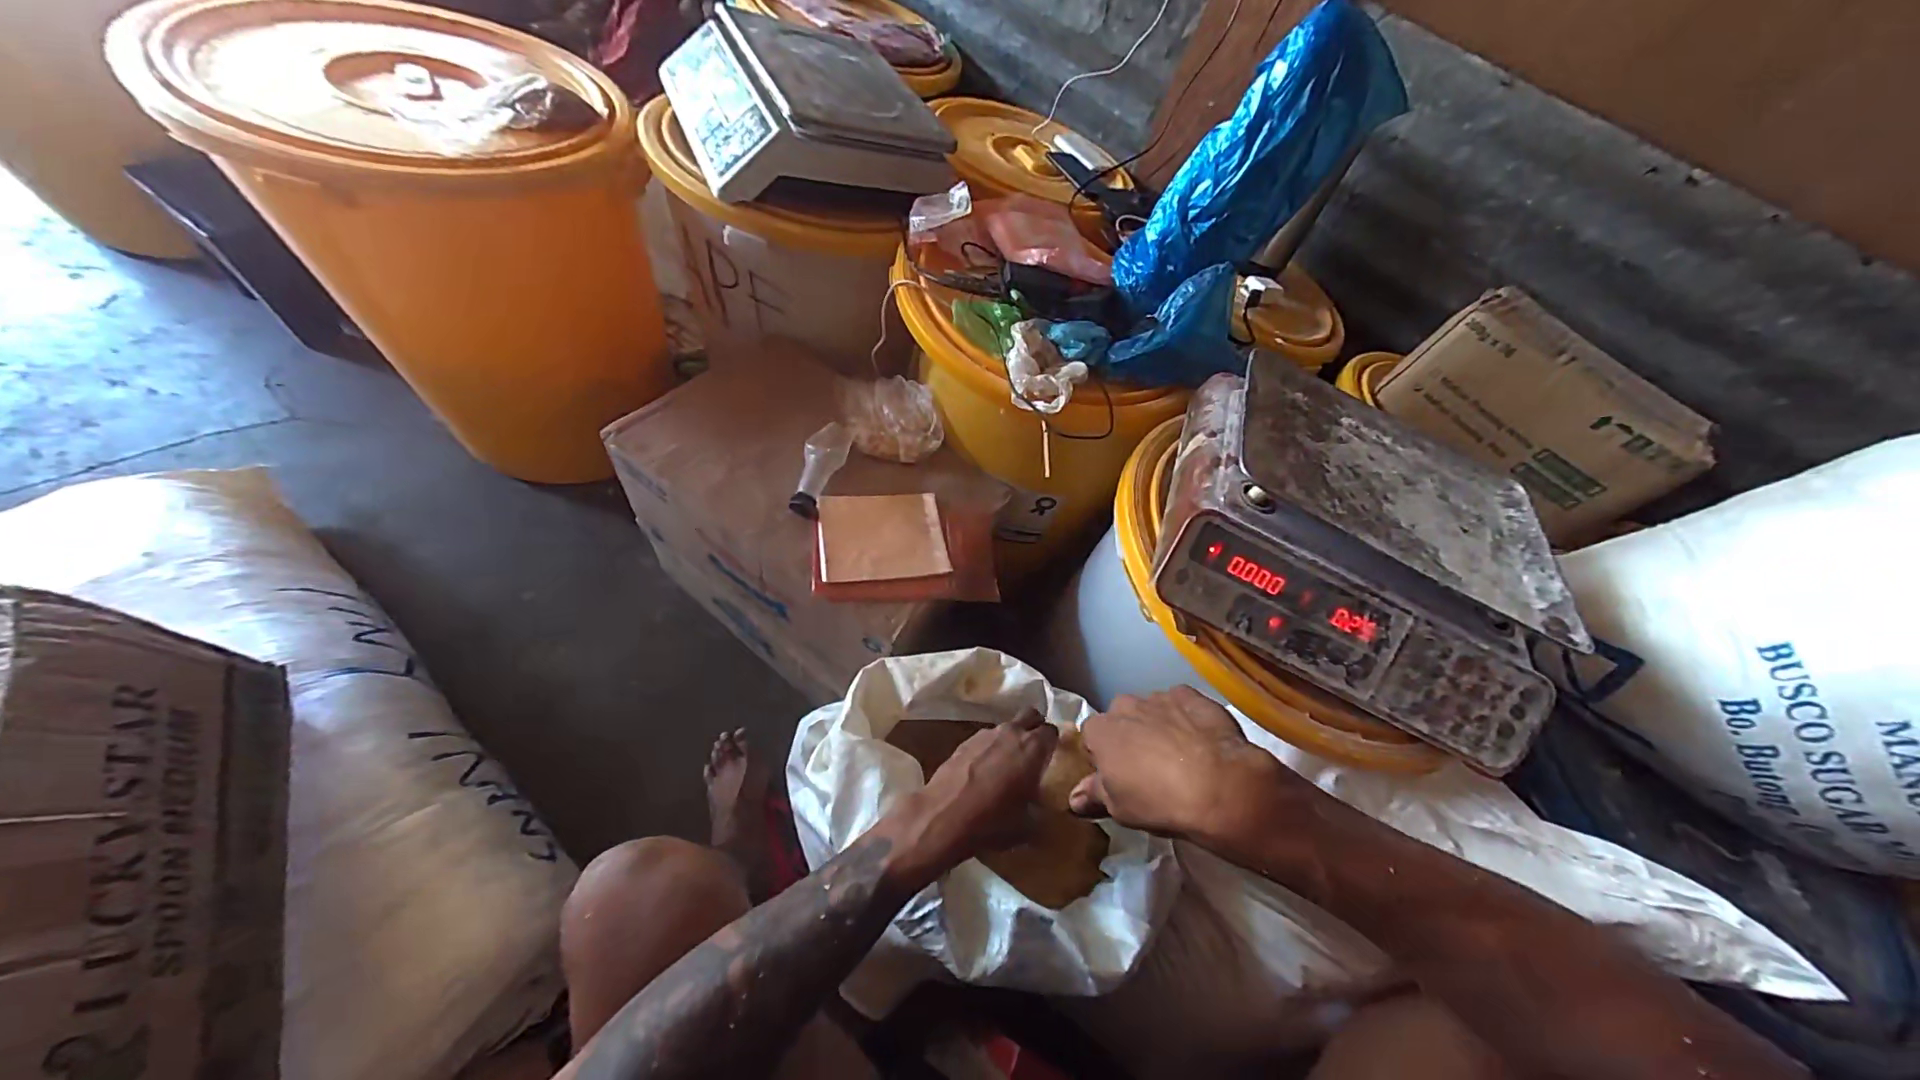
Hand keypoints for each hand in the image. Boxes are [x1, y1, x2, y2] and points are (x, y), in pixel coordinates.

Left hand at [886, 709, 1057, 886]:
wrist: (943, 816)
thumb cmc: (993, 821)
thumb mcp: (1029, 825)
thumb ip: (1042, 810)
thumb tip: (1044, 808)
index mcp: (1033, 747)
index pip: (1052, 731)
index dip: (1054, 743)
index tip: (1052, 758)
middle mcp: (1011, 732)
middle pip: (1030, 716)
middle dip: (1035, 728)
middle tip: (1034, 752)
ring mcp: (985, 734)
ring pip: (1006, 727)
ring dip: (1011, 739)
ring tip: (1007, 765)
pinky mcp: (963, 741)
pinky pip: (985, 739)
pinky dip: (990, 748)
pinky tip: (983, 771)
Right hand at [1070, 687, 1302, 845]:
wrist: (1219, 786)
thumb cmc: (1158, 800)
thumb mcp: (1119, 808)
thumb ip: (1093, 795)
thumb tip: (1073, 798)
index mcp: (1100, 731)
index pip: (1091, 738)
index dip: (1104, 757)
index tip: (1118, 776)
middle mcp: (1125, 705)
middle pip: (1121, 719)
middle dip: (1130, 736)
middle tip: (1149, 767)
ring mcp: (1159, 697)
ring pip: (1152, 710)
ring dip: (1159, 726)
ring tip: (1180, 756)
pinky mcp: (1192, 695)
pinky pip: (1182, 704)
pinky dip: (1187, 716)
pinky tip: (1200, 739)